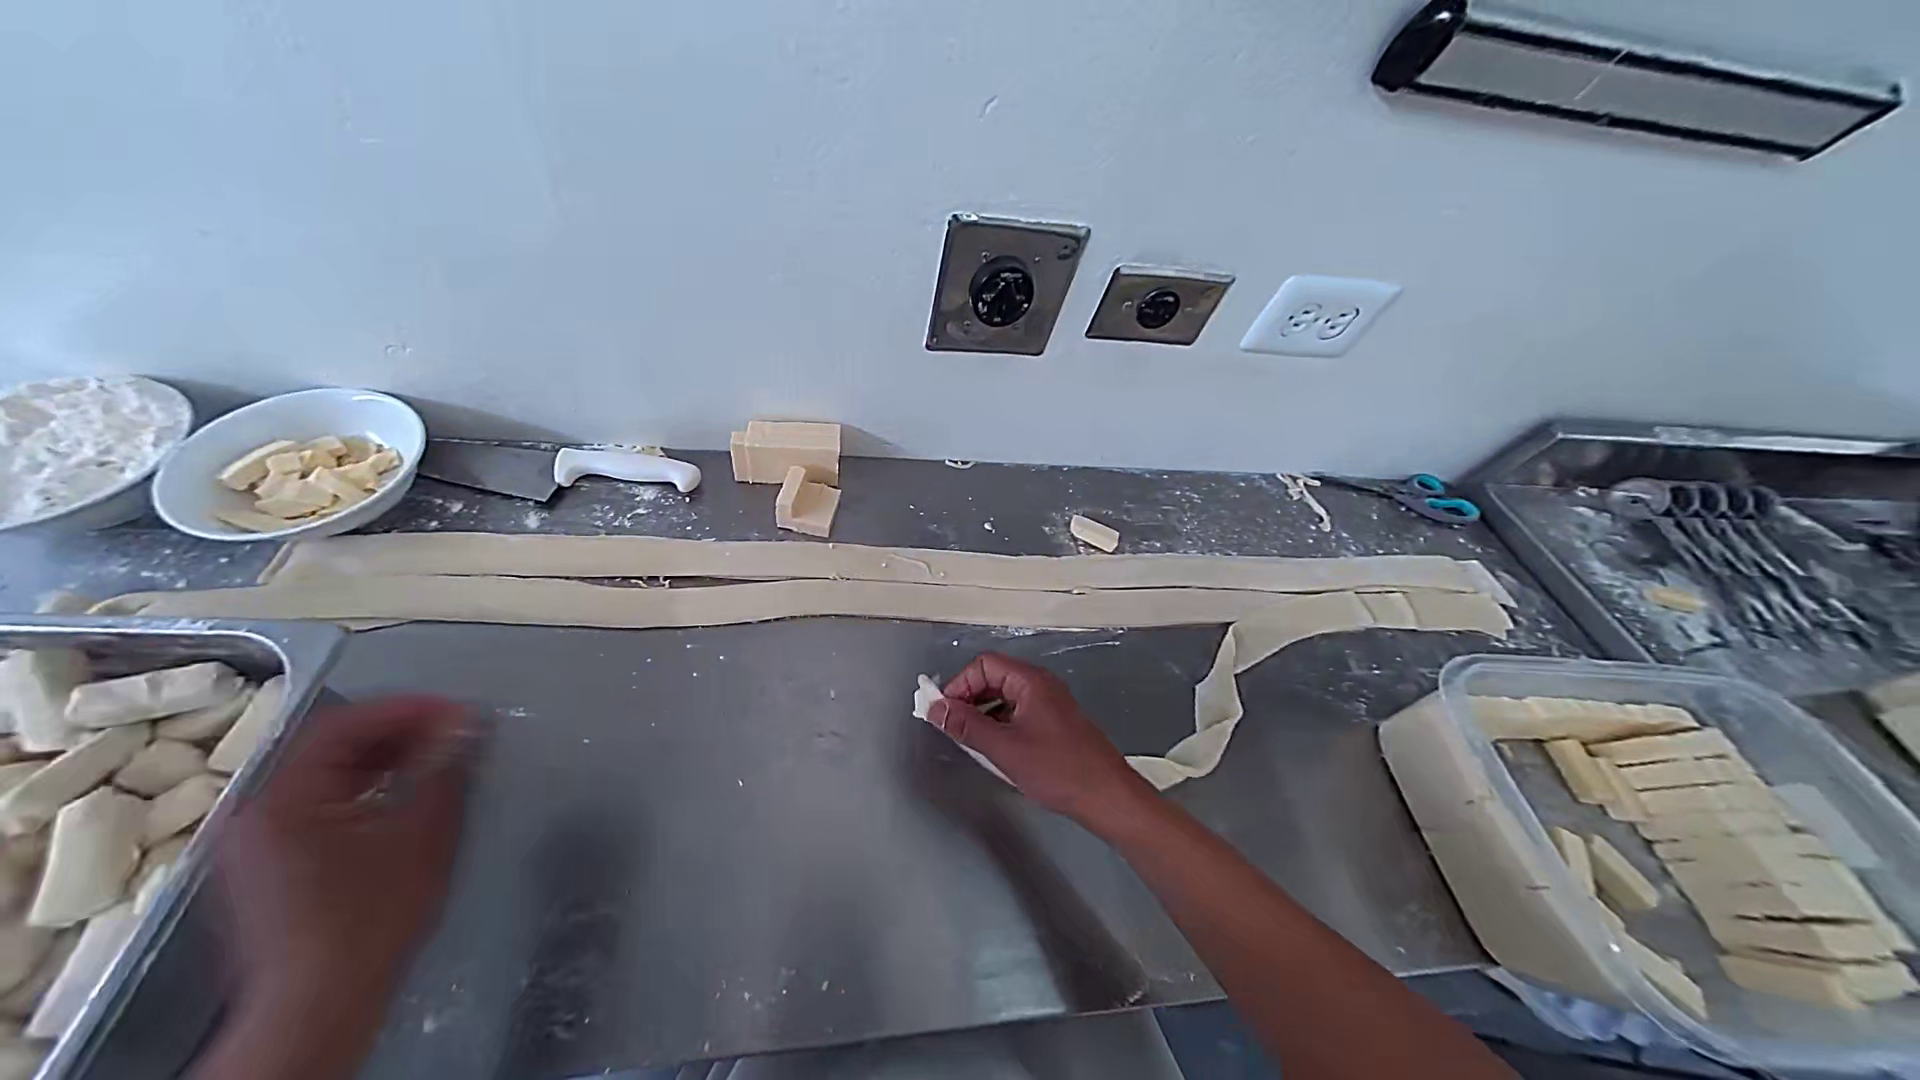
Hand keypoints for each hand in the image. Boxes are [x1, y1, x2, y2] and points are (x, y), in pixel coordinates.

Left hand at [208, 696, 472, 1071]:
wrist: (321, 1003)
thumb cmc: (374, 914)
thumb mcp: (423, 831)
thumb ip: (445, 767)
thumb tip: (468, 721)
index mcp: (282, 798)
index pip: (344, 725)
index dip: (408, 709)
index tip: (462, 711)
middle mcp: (256, 810)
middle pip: (332, 746)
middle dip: (401, 731)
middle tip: (457, 731)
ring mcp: (259, 839)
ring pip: (328, 773)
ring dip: (387, 757)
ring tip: (441, 757)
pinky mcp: (272, 861)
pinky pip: (322, 801)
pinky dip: (368, 786)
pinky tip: (408, 792)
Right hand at [928, 652, 1154, 824]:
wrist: (1106, 796)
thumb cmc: (1059, 769)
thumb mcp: (1003, 748)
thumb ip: (966, 726)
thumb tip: (937, 708)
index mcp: (1030, 681)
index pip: (984, 664)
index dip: (960, 684)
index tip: (945, 712)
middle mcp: (1041, 685)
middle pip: (994, 677)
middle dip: (969, 698)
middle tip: (954, 727)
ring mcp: (1050, 703)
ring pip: (1005, 696)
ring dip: (983, 713)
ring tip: (972, 741)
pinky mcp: (1054, 722)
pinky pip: (1018, 712)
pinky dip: (1000, 723)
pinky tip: (996, 749)